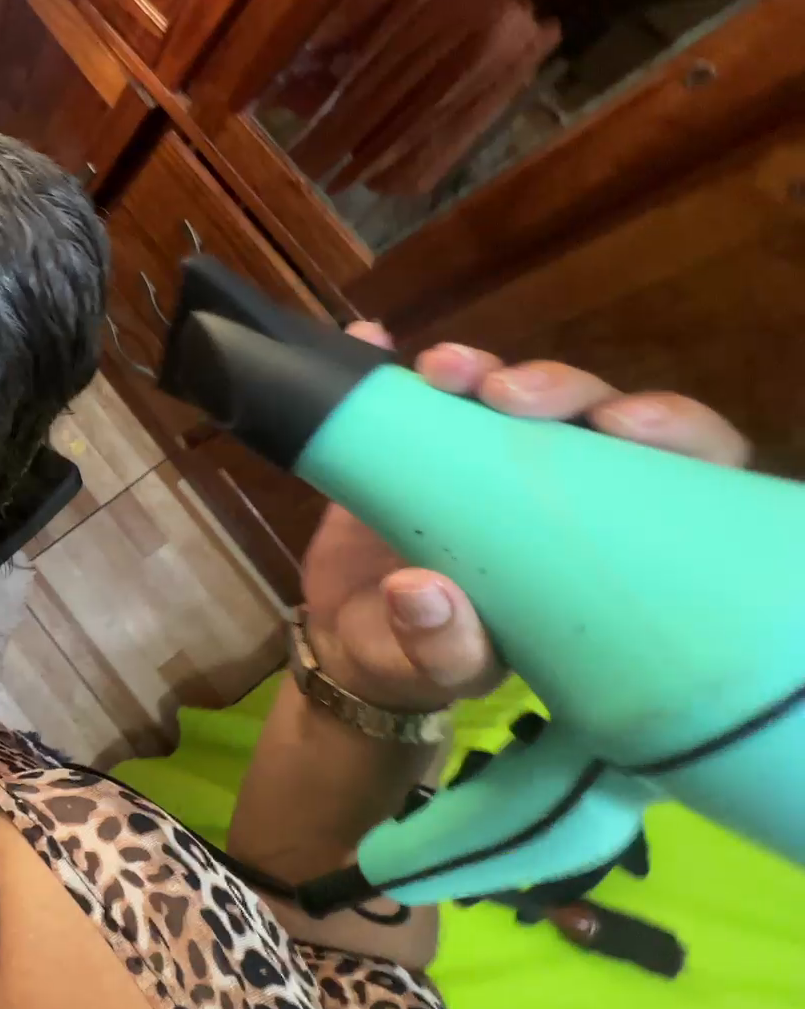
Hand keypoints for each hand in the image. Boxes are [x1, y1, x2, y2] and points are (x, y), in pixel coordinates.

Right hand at [300, 323, 750, 712]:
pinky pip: (395, 398)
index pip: (669, 475)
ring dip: (474, 367)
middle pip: (582, 416)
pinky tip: (367, 341)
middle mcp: (542, 492)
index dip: (668, 432)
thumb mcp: (424, 667)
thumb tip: (421, 590)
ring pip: (495, 395)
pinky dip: (379, 362)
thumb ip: (437, 647)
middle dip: (557, 387)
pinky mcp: (399, 451)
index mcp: (588, 545)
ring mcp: (465, 464)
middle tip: (503, 393)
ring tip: (437, 369)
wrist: (339, 640)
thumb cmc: (400, 660)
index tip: (622, 424)